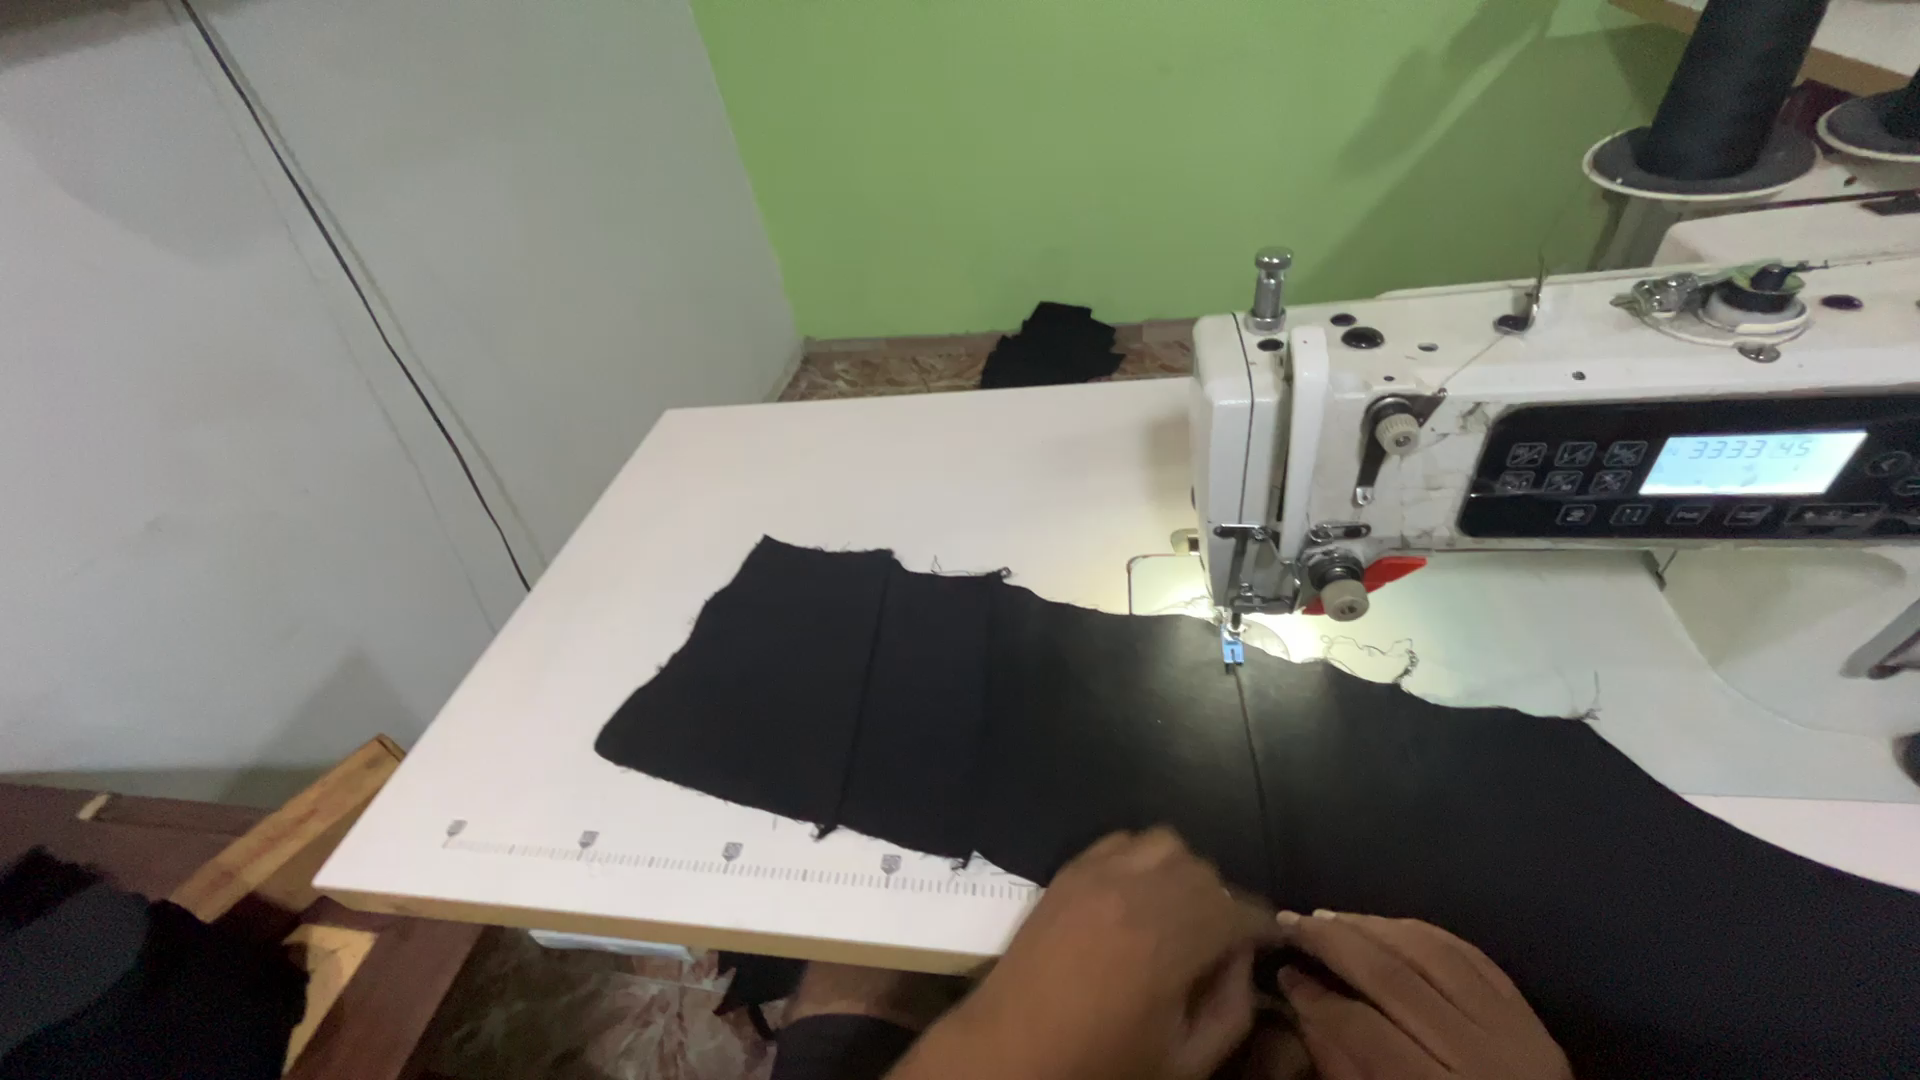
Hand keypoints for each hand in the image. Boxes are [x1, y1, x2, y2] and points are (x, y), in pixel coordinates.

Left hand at [890, 828, 1280, 1079]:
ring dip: (1183, 872)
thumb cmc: (1102, 1062)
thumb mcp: (1186, 1061)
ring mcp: (1096, 873)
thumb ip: (1231, 1007)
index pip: (1238, 909)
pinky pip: (1121, 841)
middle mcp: (1134, 891)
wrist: (1013, 1048)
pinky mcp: (1069, 870)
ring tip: (1179, 911)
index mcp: (1168, 940)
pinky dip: (1142, 858)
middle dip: (1224, 902)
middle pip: (1204, 871)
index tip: (1271, 939)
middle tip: (1221, 939)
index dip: (1263, 923)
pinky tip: (1138, 893)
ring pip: (1165, 844)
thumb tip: (1242, 958)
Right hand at [1275, 910, 1571, 1079]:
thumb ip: (1345, 1069)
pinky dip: (1422, 931)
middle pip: (1393, 978)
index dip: (1315, 997)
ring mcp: (1516, 1035)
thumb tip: (1303, 1006)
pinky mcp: (1533, 1021)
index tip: (1282, 973)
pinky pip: (1472, 955)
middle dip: (1332, 942)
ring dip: (1371, 925)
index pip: (1364, 1029)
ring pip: (1431, 952)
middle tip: (1289, 922)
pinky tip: (1385, 925)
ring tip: (1328, 917)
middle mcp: (1483, 1059)